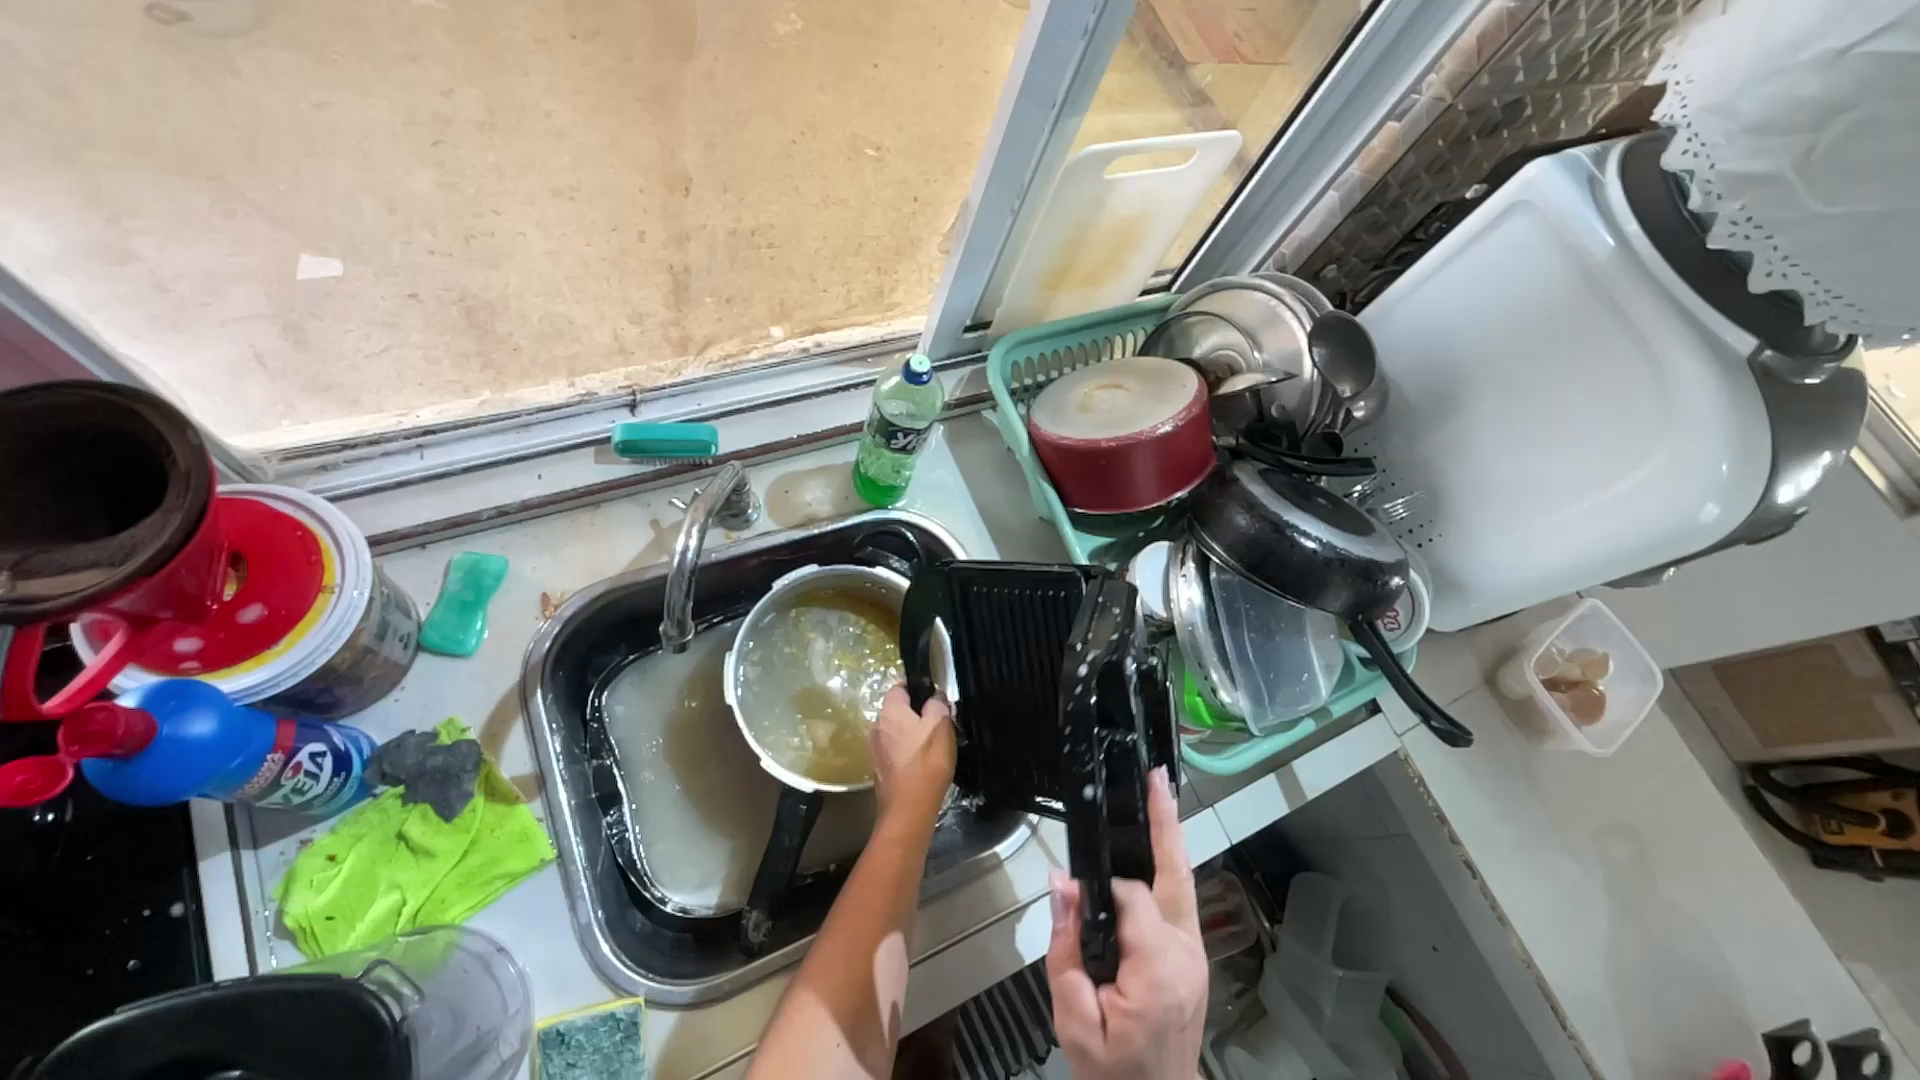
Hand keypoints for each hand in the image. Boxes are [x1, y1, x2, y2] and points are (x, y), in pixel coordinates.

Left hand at [869, 683, 955, 821]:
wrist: (909, 809)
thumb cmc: (926, 763)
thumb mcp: (941, 725)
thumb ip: (938, 704)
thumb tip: (934, 697)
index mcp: (889, 711)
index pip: (899, 686)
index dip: (918, 688)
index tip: (935, 697)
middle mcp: (877, 726)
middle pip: (899, 710)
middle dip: (919, 713)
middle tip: (941, 723)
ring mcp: (876, 749)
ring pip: (898, 731)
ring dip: (914, 734)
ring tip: (936, 744)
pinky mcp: (880, 768)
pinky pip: (897, 749)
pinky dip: (909, 751)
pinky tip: (925, 762)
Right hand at [1045, 766, 1207, 1079]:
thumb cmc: (1113, 1070)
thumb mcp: (1074, 1018)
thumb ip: (1067, 949)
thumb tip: (1062, 884)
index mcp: (1160, 967)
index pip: (1131, 897)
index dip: (1100, 885)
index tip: (1071, 887)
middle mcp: (1188, 952)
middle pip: (1176, 873)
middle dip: (1165, 822)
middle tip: (1155, 777)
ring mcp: (1197, 953)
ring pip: (1183, 882)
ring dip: (1169, 837)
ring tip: (1155, 795)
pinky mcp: (1194, 955)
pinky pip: (1180, 900)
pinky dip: (1167, 867)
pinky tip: (1153, 845)